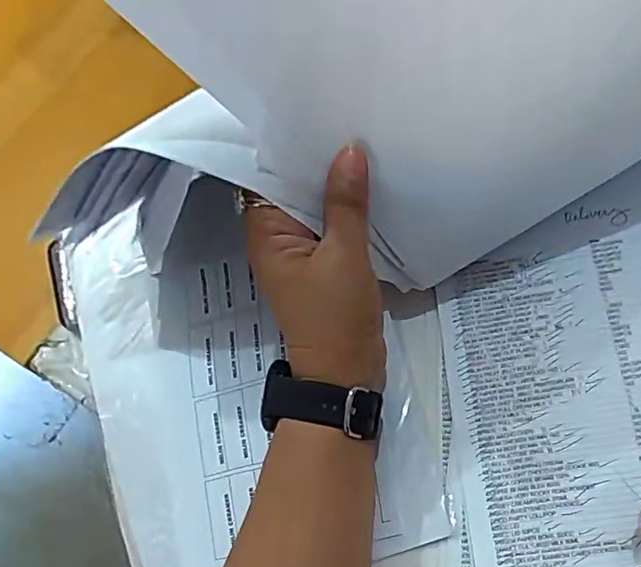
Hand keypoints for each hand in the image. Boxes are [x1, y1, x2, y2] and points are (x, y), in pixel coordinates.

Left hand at [244, 144, 384, 388]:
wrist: (346, 376)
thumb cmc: (336, 321)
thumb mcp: (345, 257)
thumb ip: (347, 204)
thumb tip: (349, 152)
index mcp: (268, 235)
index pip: (274, 176)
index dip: (297, 147)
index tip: (323, 117)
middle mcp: (279, 243)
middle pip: (298, 192)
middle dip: (324, 166)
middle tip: (354, 127)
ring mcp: (303, 258)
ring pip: (319, 213)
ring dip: (341, 193)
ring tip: (368, 155)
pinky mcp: (325, 272)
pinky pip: (335, 235)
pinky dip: (351, 220)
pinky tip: (373, 198)